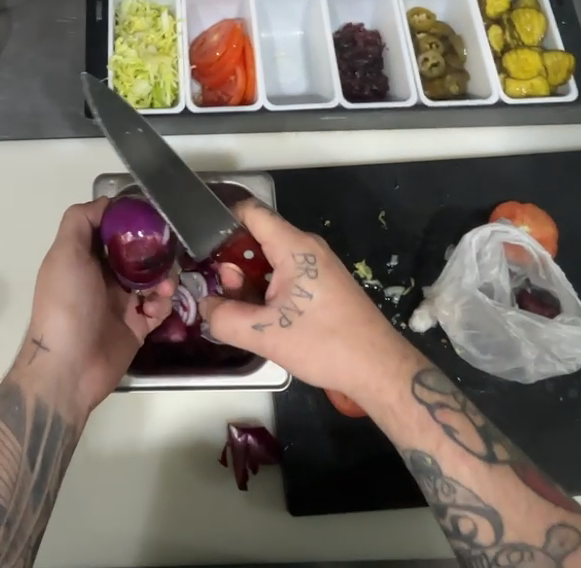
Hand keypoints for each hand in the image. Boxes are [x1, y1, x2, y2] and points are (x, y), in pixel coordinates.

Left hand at [18, 198, 174, 419]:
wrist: (69, 367)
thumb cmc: (66, 304)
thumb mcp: (65, 253)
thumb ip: (80, 221)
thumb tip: (107, 202)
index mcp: (83, 258)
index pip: (110, 230)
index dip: (129, 220)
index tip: (152, 214)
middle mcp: (102, 277)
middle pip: (136, 254)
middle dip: (154, 250)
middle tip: (169, 250)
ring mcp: (120, 303)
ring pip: (152, 279)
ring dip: (163, 278)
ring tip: (164, 285)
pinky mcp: (136, 327)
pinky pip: (158, 308)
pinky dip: (162, 304)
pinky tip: (156, 306)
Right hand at [199, 202, 416, 406]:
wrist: (379, 369)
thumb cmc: (325, 344)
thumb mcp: (265, 335)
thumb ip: (225, 317)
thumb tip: (204, 306)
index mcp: (294, 246)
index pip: (250, 212)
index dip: (222, 222)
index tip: (202, 249)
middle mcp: (306, 247)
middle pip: (257, 237)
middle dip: (233, 261)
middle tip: (225, 293)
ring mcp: (316, 264)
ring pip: (270, 258)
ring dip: (250, 279)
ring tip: (243, 310)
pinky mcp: (322, 283)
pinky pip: (285, 273)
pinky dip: (267, 288)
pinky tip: (263, 316)